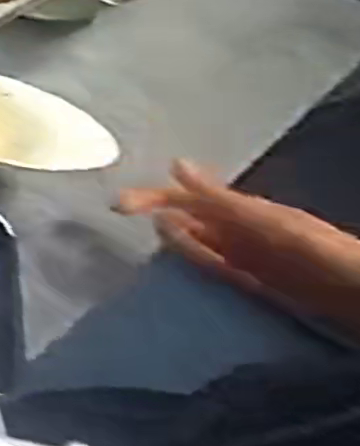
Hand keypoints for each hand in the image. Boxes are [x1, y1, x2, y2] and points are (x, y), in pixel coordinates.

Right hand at [116, 159, 359, 335]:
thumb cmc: (327, 256)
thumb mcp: (276, 224)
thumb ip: (223, 198)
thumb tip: (173, 162)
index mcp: (242, 211)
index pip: (181, 197)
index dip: (149, 198)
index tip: (117, 206)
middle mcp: (238, 229)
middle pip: (183, 222)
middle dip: (173, 233)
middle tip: (196, 255)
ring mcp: (247, 256)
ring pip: (195, 247)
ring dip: (192, 255)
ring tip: (227, 273)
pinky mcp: (258, 283)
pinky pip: (217, 272)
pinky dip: (208, 273)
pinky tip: (217, 280)